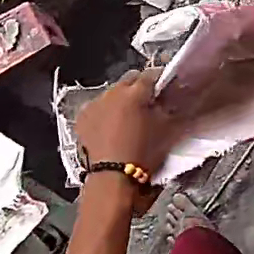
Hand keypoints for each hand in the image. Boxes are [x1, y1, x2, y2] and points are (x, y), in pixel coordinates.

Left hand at [74, 70, 176, 215]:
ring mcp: (95, 103)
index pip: (151, 75)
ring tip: (128, 116)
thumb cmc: (143, 154)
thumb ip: (168, 108)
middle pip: (129, 80)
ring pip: (112, 92)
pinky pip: (98, 106)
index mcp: (135, 92)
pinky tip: (111, 126)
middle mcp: (113, 92)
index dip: (159, 80)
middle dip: (139, 87)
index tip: (164, 87)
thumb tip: (170, 99)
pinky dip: (105, 111)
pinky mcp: (82, 117)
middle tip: (147, 102)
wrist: (112, 179)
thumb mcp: (166, 130)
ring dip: (121, 99)